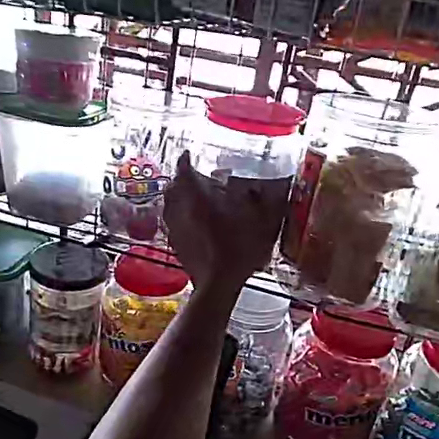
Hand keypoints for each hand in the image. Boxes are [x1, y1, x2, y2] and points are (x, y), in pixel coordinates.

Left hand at [162, 151, 290, 297]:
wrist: (218, 284)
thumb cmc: (240, 251)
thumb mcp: (261, 224)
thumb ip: (265, 203)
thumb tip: (269, 188)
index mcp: (198, 201)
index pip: (184, 172)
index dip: (185, 161)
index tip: (187, 154)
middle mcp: (181, 211)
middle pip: (173, 187)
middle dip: (180, 177)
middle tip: (193, 173)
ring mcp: (175, 228)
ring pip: (169, 204)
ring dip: (177, 195)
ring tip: (191, 193)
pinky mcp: (174, 243)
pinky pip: (172, 220)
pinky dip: (178, 213)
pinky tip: (191, 218)